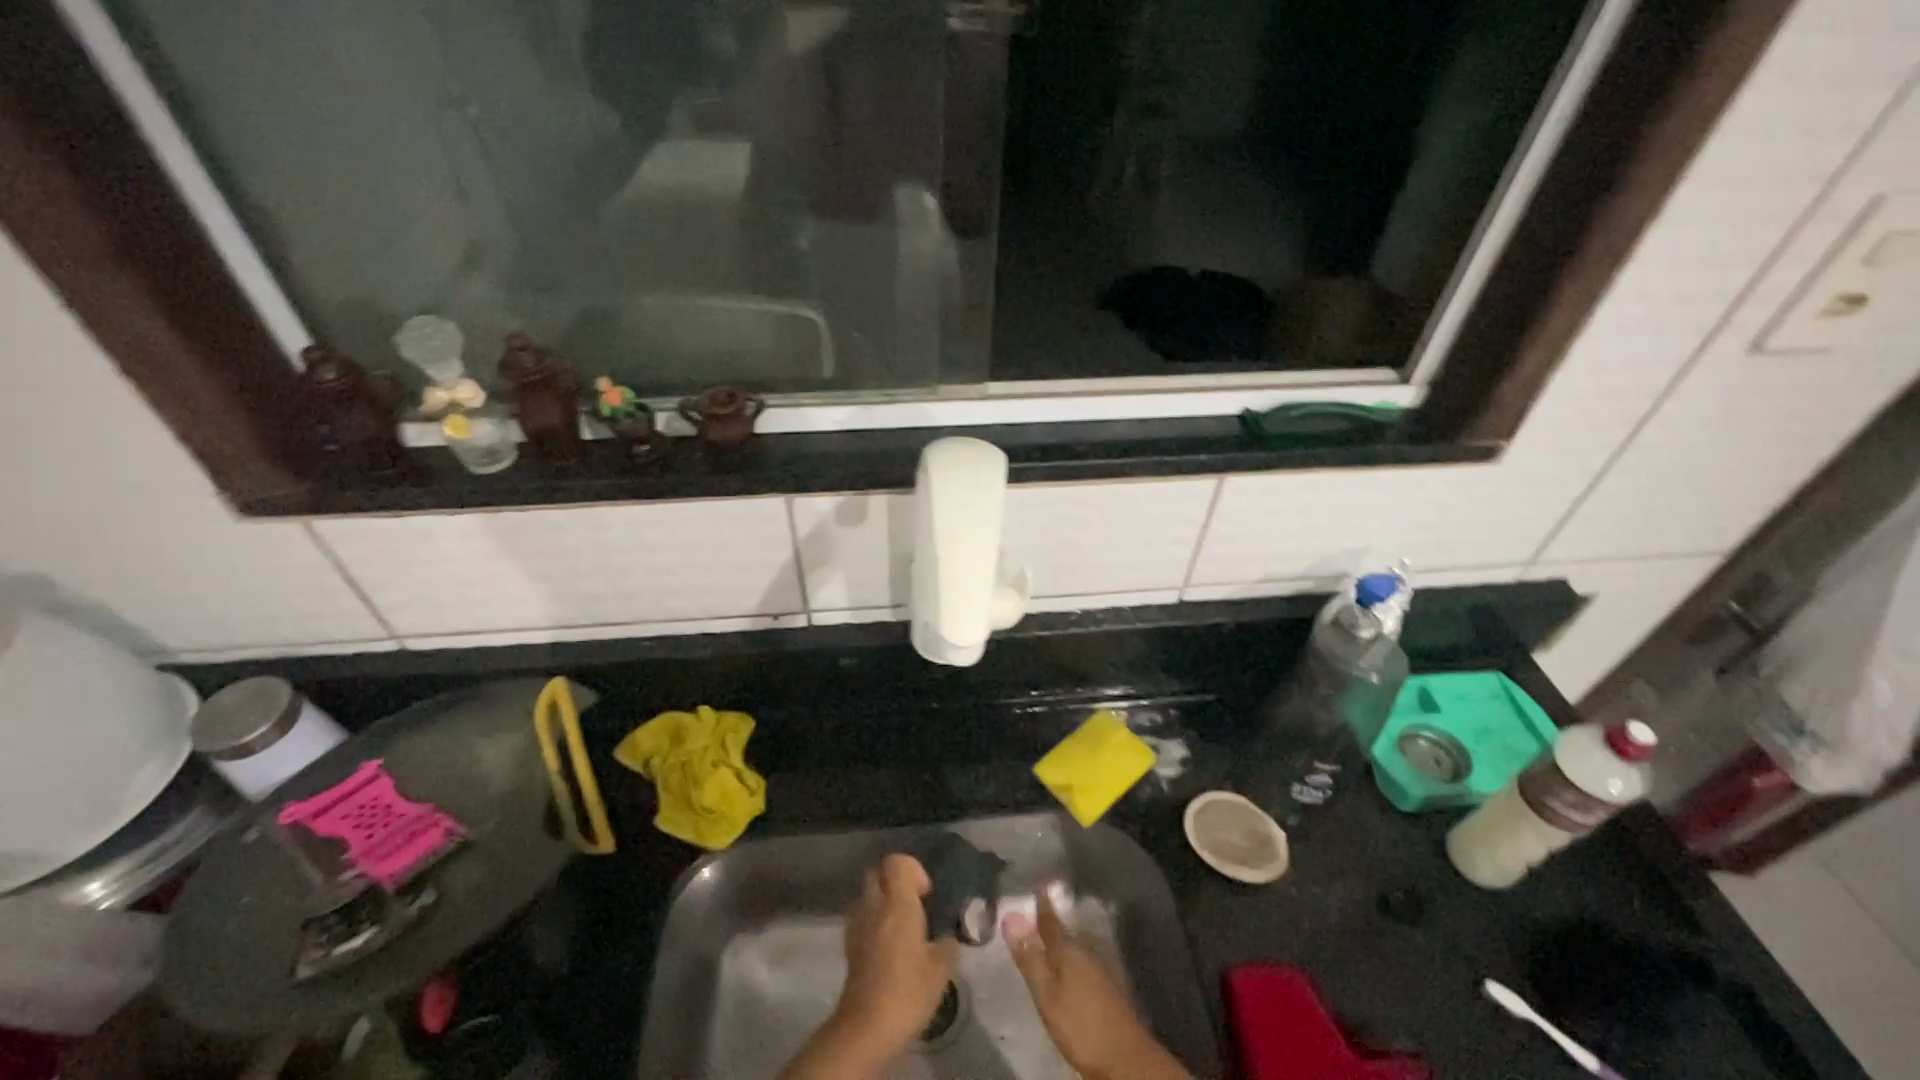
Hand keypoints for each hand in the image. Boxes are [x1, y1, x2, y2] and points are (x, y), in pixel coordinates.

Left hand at [781, 855, 956, 1078]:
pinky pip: (862, 918)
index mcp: (897, 904)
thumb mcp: (941, 967)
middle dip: (895, 881)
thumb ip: (947, 943)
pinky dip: (875, 922)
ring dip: (883, 902)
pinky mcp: (849, 945)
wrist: (868, 1024)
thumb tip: (948, 935)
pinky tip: (891, 947)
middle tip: (916, 904)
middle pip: (877, 873)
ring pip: (867, 896)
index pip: (896, 862)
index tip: (927, 893)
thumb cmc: (909, 990)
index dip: (913, 869)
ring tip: (904, 927)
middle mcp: (873, 906)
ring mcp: (856, 925)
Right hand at [1003, 886, 1190, 1079]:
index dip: (1043, 904)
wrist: (1124, 1057)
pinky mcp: (1108, 987)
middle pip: (1065, 932)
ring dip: (1062, 939)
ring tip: (1046, 934)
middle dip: (1050, 921)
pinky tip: (1066, 964)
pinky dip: (1071, 956)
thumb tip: (1011, 918)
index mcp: (1069, 951)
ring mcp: (1101, 969)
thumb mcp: (1046, 994)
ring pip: (1076, 946)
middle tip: (1035, 907)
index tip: (1039, 883)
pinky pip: (1083, 960)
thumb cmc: (1079, 1024)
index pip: (1051, 921)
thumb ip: (1030, 958)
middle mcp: (1087, 952)